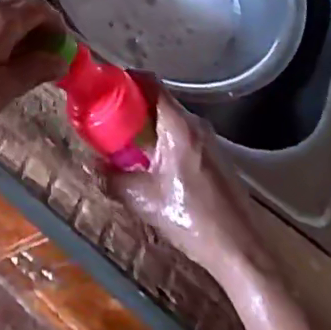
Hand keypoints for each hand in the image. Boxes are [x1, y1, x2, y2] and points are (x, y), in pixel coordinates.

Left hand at [0, 0, 66, 124]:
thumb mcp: (2, 89)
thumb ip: (35, 71)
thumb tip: (61, 60)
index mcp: (1, 21)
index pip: (41, 8)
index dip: (58, 25)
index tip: (64, 48)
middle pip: (26, 8)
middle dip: (43, 29)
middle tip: (50, 57)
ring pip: (10, 14)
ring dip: (26, 31)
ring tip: (29, 62)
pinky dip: (9, 33)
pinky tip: (4, 59)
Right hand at [105, 77, 270, 277]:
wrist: (242, 250)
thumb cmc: (192, 219)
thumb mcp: (144, 201)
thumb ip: (112, 179)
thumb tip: (89, 166)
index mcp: (179, 126)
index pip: (151, 83)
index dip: (127, 79)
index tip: (106, 86)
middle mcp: (196, 125)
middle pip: (159, 100)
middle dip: (132, 105)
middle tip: (108, 118)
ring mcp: (209, 140)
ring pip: (171, 119)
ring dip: (148, 124)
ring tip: (125, 141)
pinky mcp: (215, 157)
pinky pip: (183, 135)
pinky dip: (164, 138)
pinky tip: (152, 164)